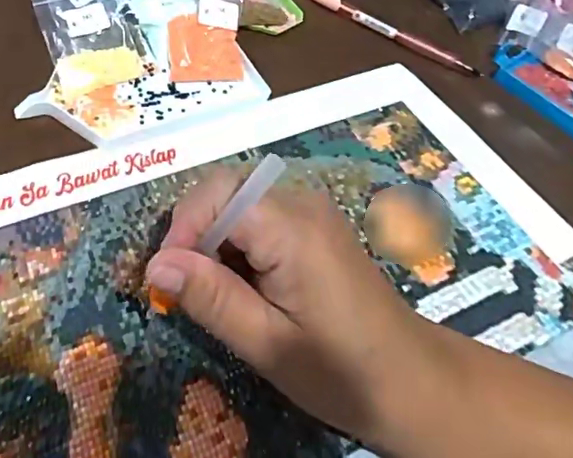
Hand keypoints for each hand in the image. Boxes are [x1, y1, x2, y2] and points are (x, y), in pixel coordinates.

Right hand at [145, 171, 426, 450]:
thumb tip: (155, 265)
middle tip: (183, 282)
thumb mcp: (268, 345)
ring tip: (210, 288)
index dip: (183, 228)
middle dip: (195, 228)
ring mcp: (310, 208)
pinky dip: (237, 238)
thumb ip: (212, 298)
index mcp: (291, 226)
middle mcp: (300, 201)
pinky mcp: (314, 222)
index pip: (218, 194)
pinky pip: (259, 211)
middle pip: (227, 188)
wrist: (417, 385)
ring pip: (239, 198)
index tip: (166, 277)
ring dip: (214, 235)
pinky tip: (241, 281)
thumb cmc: (342, 372)